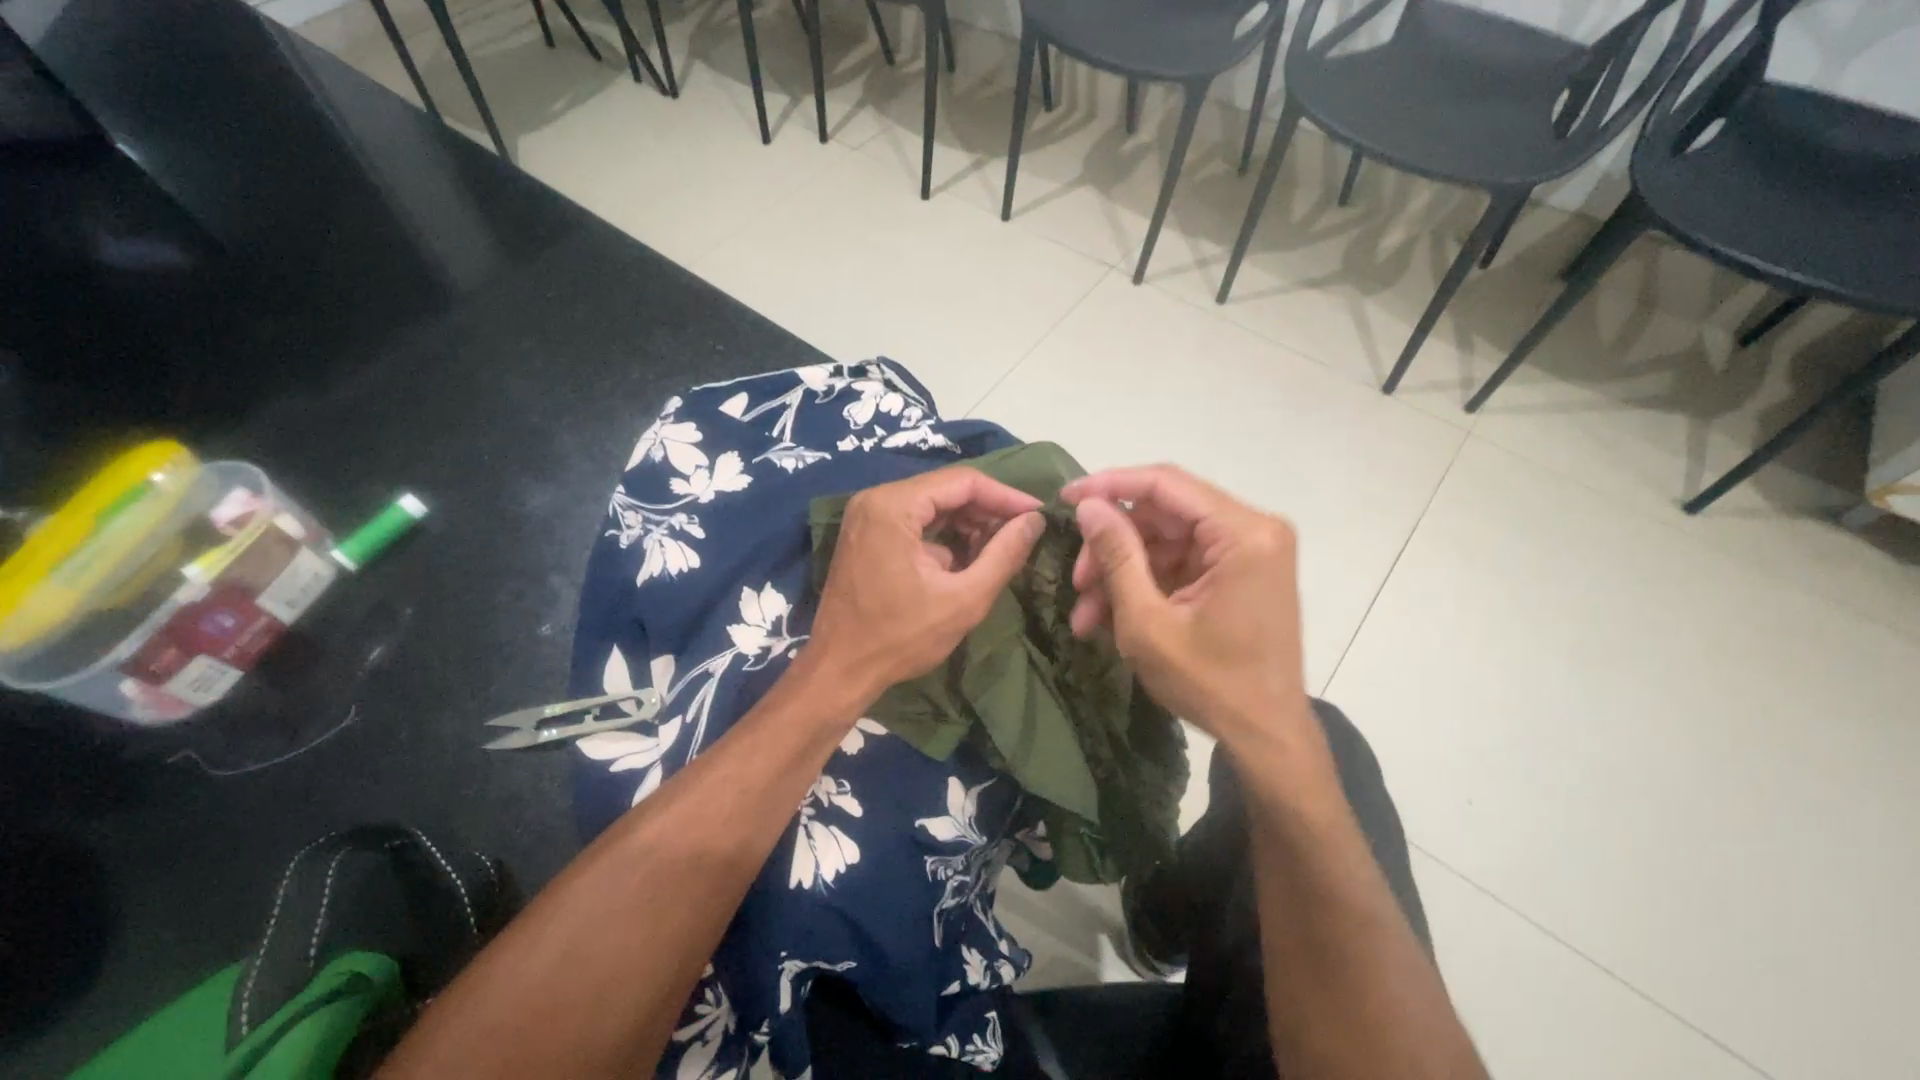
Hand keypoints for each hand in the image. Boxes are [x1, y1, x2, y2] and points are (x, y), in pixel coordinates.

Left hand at [808, 467, 1044, 702]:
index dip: (1006, 496)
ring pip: (932, 506)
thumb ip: (1003, 555)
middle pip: (946, 490)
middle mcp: (876, 500)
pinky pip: (914, 523)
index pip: (963, 482)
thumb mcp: (964, 599)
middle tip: (1024, 534)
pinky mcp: (866, 536)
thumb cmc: (900, 638)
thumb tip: (1035, 521)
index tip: (1039, 514)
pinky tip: (968, 562)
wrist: (839, 670)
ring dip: (968, 525)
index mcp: (893, 506)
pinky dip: (944, 538)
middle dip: (987, 511)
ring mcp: (867, 517)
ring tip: (1002, 549)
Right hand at [1061, 465, 1312, 756]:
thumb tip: (1087, 505)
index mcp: (1243, 533)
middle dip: (1113, 546)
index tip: (1064, 500)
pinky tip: (1110, 618)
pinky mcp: (1242, 574)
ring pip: (1167, 541)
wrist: (1266, 735)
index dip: (1109, 485)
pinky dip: (1146, 586)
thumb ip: (1117, 556)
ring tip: (1087, 616)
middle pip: (1164, 514)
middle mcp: (1255, 530)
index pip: (1166, 484)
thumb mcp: (1148, 622)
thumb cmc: (1210, 682)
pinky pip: (1183, 563)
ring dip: (1123, 573)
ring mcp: (1251, 552)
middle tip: (1076, 581)